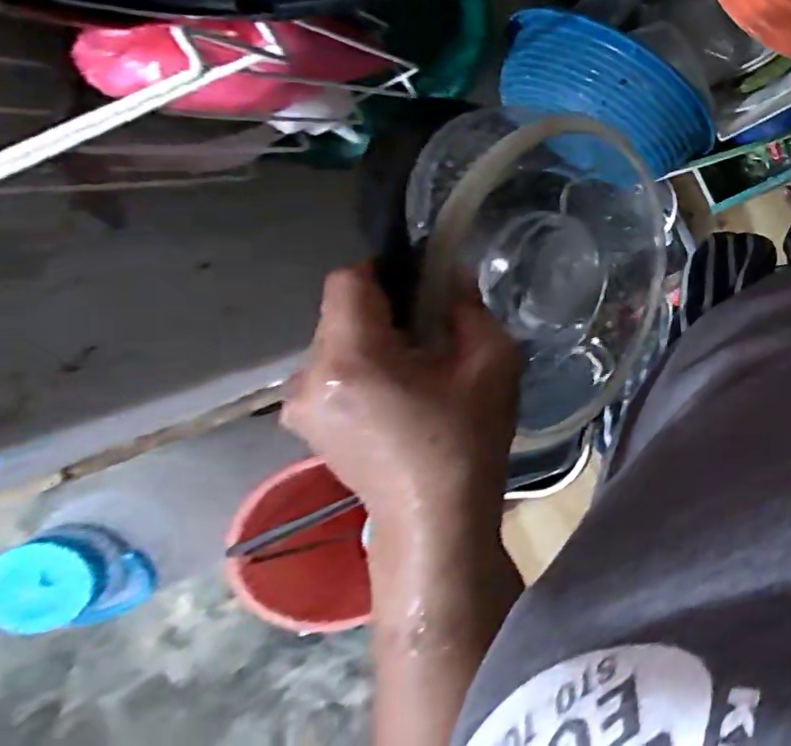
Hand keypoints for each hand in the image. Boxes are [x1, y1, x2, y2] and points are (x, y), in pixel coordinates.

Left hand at [282, 264, 520, 530]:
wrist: (434, 521)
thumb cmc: (466, 440)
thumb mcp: (491, 362)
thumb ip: (469, 307)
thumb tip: (452, 275)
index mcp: (351, 359)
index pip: (347, 280)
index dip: (386, 269)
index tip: (424, 283)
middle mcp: (309, 378)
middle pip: (340, 311)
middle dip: (386, 309)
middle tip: (433, 330)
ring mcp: (299, 406)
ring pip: (336, 341)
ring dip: (375, 339)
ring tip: (419, 366)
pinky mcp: (305, 425)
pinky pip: (332, 371)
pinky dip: (364, 366)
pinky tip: (401, 392)